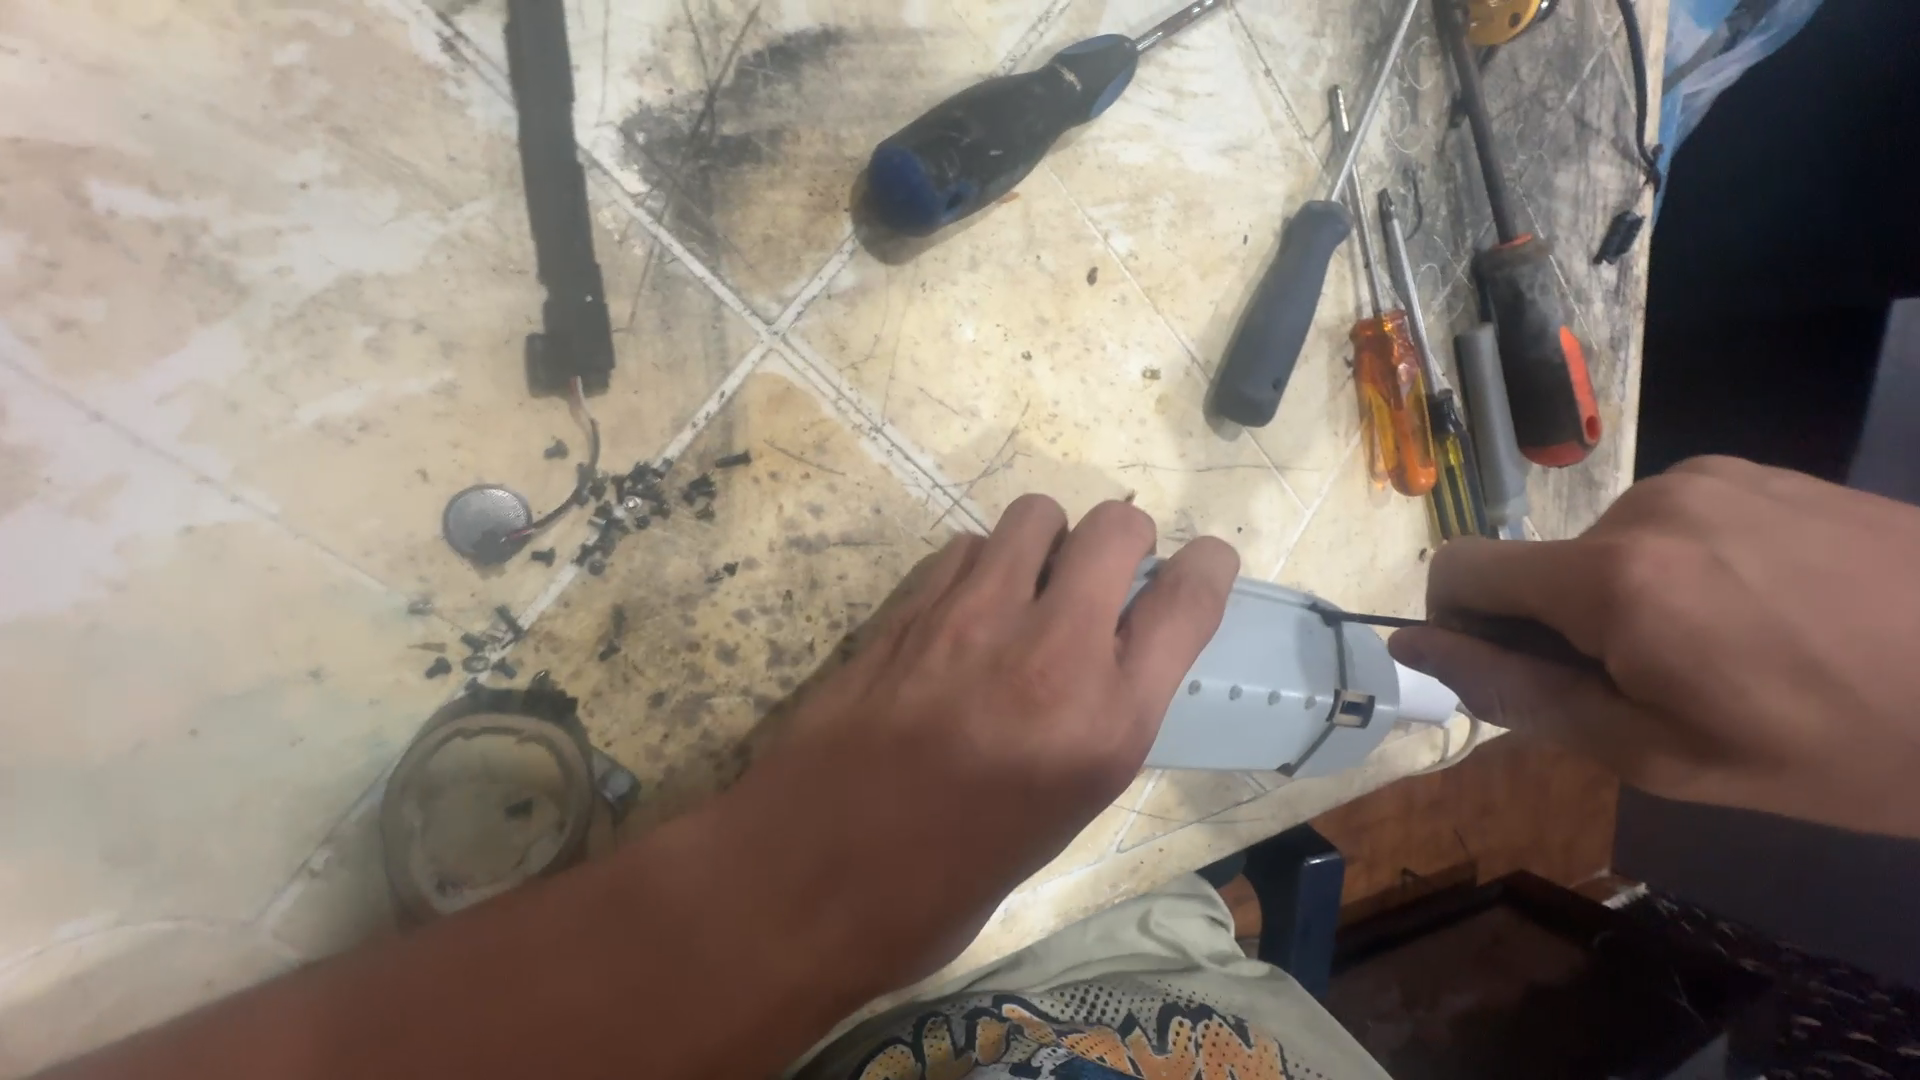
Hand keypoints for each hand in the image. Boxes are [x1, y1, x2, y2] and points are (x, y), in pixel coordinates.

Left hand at [723, 495, 1237, 987]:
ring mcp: (972, 617)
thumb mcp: (1064, 811)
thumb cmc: (952, 876)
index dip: (1207, 566)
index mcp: (1106, 722)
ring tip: (1029, 581)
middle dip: (1123, 538)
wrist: (816, 874)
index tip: (1202, 561)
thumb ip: (1100, 719)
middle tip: (1104, 571)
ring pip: (1035, 514)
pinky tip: (966, 605)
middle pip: (1115, 527)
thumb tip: (1108, 658)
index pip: (1187, 600)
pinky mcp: (908, 605)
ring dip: (1048, 539)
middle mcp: (1050, 651)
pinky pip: (965, 547)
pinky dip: (981, 563)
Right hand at [1390, 456, 1919, 837]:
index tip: (1523, 670)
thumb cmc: (1845, 750)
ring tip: (1726, 644)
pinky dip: (1675, 562)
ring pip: (1595, 545)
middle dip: (1559, 623)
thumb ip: (1514, 692)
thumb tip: (1414, 646)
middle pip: (1533, 567)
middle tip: (1657, 682)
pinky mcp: (1752, 469)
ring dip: (1622, 593)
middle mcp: (1642, 504)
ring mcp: (1702, 476)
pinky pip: (1660, 519)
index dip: (1460, 622)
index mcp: (1612, 578)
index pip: (1459, 568)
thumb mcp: (1655, 754)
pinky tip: (1763, 603)